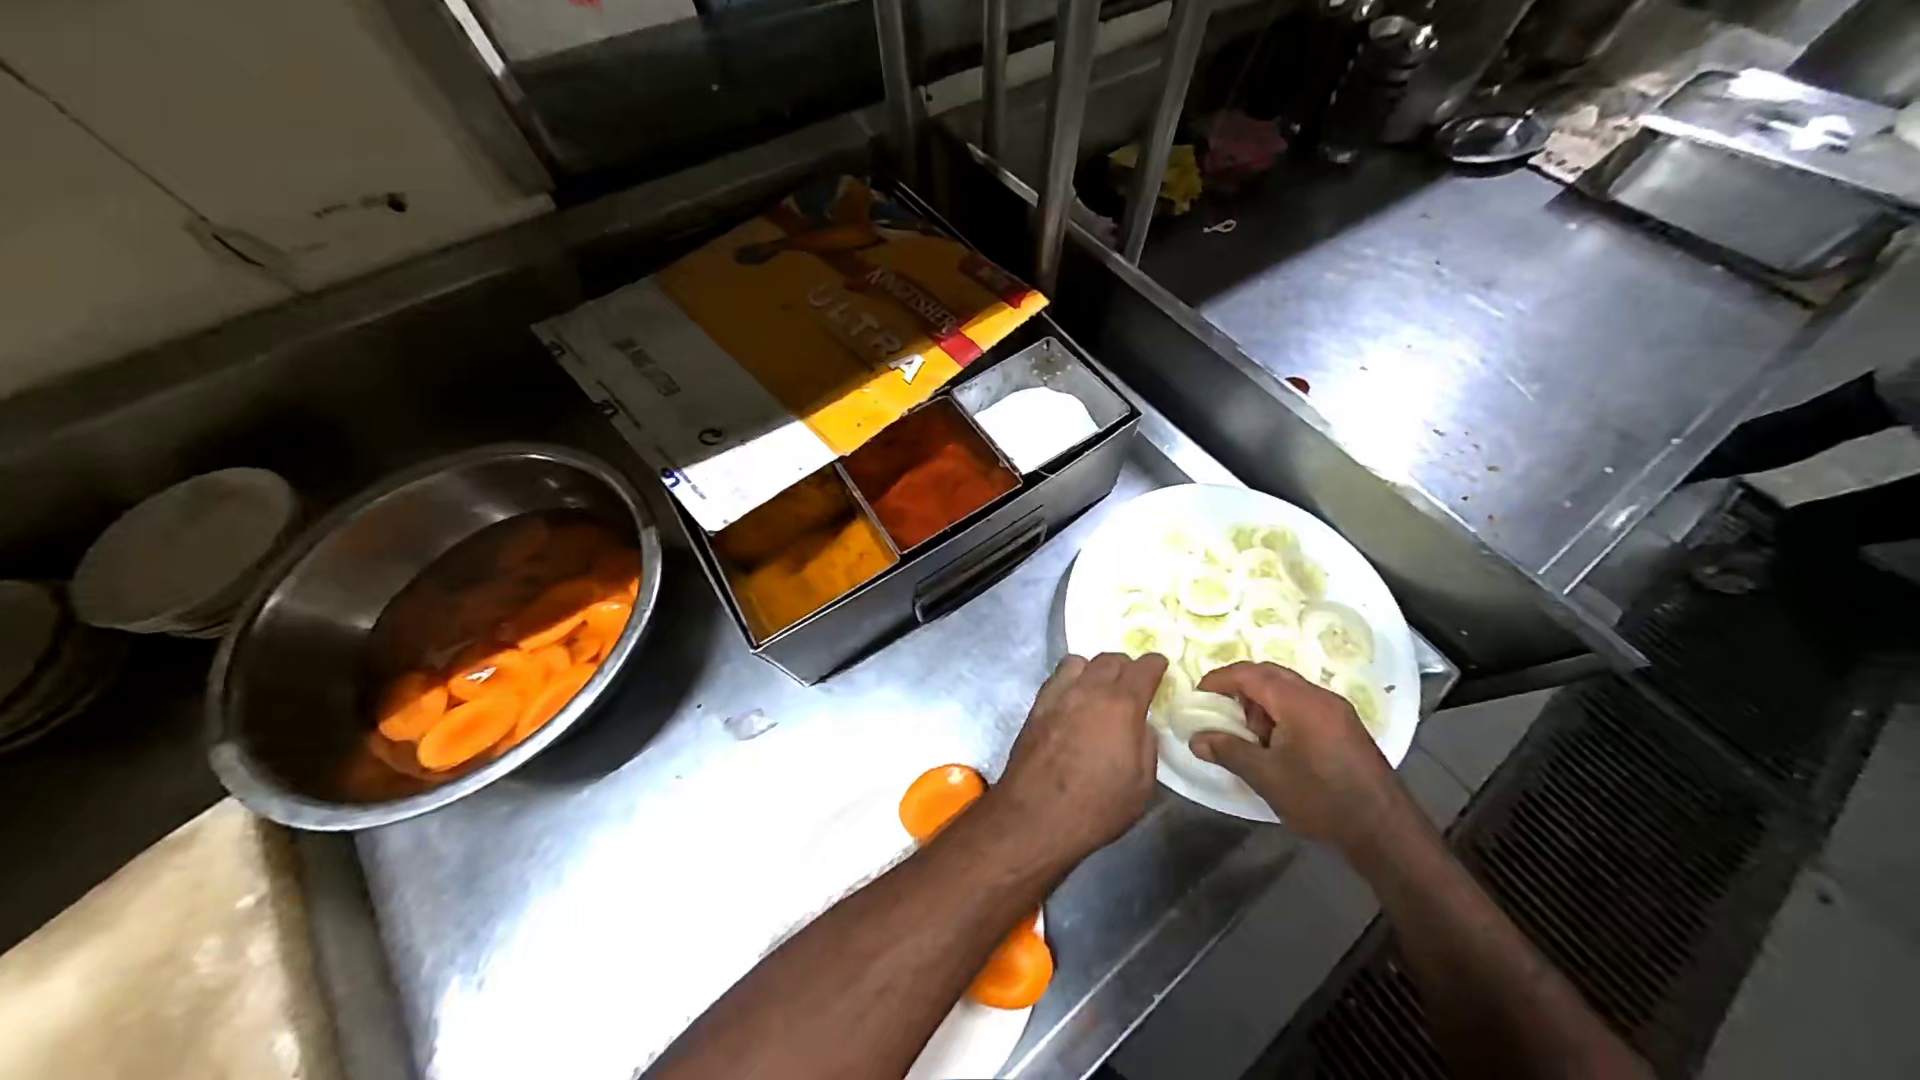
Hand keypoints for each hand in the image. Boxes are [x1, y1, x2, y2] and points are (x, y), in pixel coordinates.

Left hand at [990, 653, 1165, 866]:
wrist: (1036, 815)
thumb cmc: (1096, 806)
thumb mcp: (1142, 785)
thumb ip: (1146, 746)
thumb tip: (1141, 726)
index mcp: (1121, 705)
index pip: (1143, 669)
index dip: (1155, 665)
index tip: (1160, 667)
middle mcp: (1089, 690)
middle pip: (1110, 659)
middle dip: (1126, 666)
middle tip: (1132, 683)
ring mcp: (1058, 695)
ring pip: (1079, 662)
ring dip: (1094, 669)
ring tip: (1099, 687)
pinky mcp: (1036, 707)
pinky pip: (1056, 678)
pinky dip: (1070, 680)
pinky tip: (1073, 701)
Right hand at [1191, 662, 1409, 851]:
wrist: (1384, 832)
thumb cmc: (1320, 799)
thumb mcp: (1265, 776)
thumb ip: (1228, 751)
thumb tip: (1196, 739)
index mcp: (1299, 701)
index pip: (1250, 673)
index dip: (1220, 680)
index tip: (1199, 696)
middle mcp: (1320, 697)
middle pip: (1270, 674)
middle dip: (1240, 687)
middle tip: (1219, 710)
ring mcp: (1337, 711)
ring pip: (1288, 689)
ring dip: (1261, 702)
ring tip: (1248, 734)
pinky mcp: (1346, 728)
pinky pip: (1304, 704)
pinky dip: (1281, 712)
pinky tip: (1275, 744)